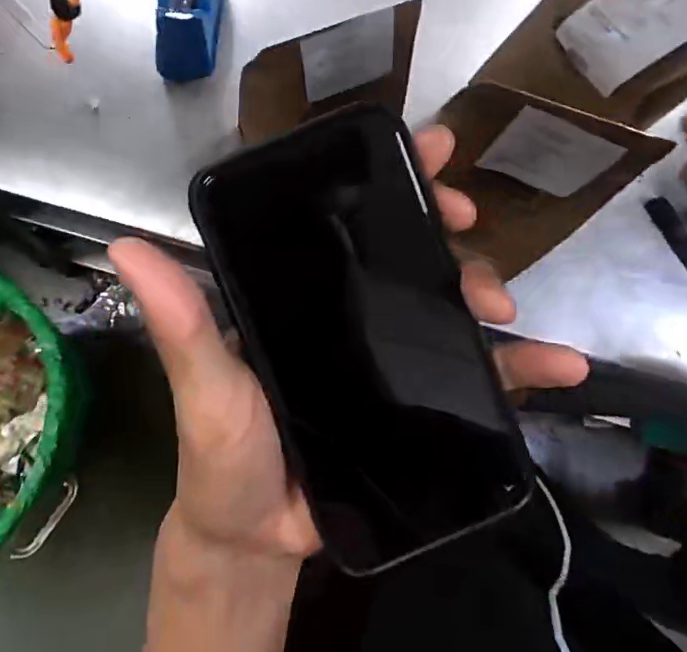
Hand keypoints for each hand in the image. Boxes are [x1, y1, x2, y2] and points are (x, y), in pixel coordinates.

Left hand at [110, 124, 587, 565]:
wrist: (260, 538)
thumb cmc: (223, 455)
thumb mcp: (204, 386)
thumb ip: (178, 323)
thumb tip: (129, 249)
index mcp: (295, 289)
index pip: (340, 216)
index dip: (385, 175)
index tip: (429, 148)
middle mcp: (343, 306)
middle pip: (402, 246)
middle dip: (440, 222)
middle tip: (464, 217)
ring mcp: (385, 350)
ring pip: (443, 299)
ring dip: (483, 285)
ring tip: (500, 304)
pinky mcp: (419, 399)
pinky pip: (477, 376)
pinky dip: (521, 368)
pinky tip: (557, 365)